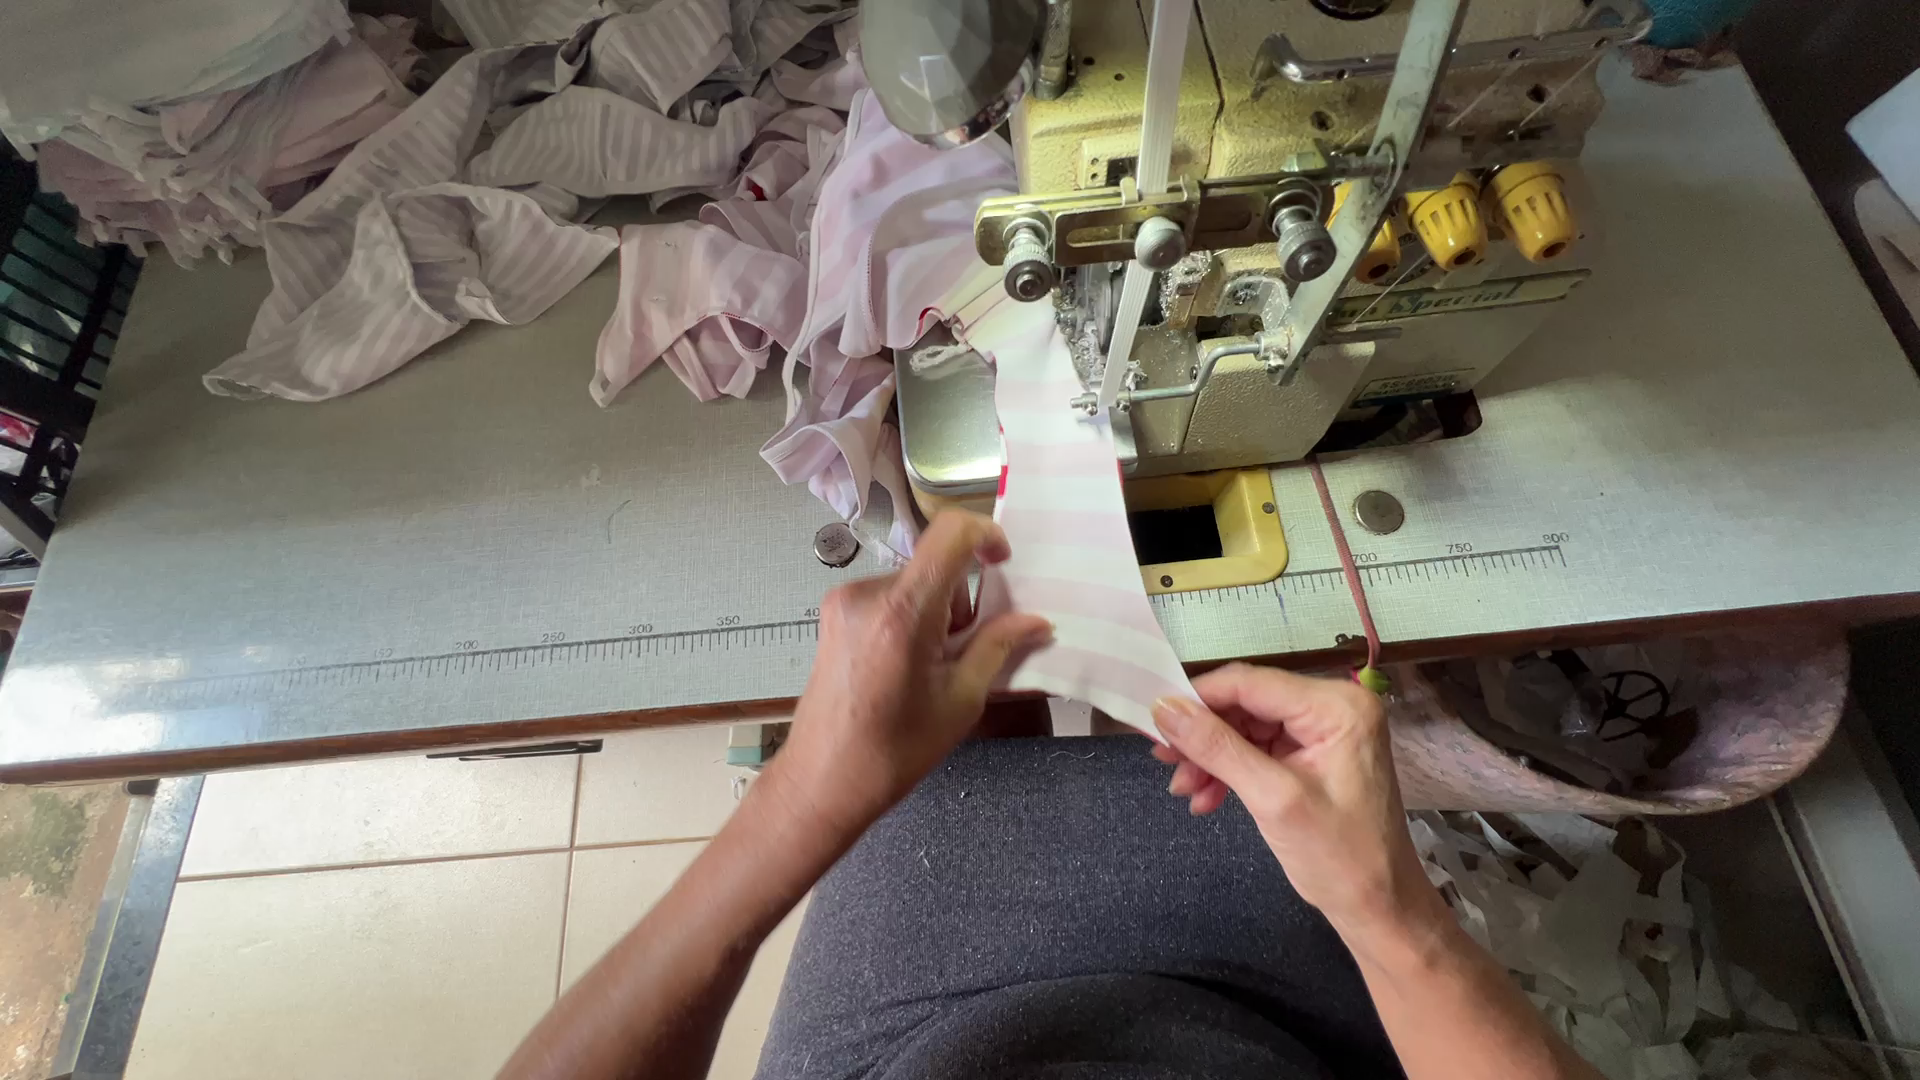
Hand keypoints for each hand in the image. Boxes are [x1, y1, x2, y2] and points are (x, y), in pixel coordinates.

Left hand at [775, 510, 1051, 831]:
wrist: (823, 780)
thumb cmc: (896, 750)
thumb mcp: (962, 700)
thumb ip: (999, 646)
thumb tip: (1038, 622)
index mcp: (903, 612)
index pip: (950, 534)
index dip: (986, 533)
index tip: (1002, 561)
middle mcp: (868, 593)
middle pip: (935, 565)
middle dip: (960, 600)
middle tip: (961, 652)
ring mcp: (844, 599)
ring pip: (914, 581)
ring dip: (934, 610)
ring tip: (928, 665)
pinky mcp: (833, 611)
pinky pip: (889, 594)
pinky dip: (909, 614)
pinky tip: (902, 661)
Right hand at [1151, 664, 1439, 938]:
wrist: (1381, 912)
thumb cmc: (1341, 859)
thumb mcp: (1273, 799)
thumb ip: (1216, 747)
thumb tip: (1163, 709)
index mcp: (1336, 706)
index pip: (1248, 683)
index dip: (1196, 699)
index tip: (1153, 720)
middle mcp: (1329, 706)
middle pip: (1241, 704)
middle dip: (1201, 735)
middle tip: (1165, 760)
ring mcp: (1317, 730)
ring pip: (1240, 726)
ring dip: (1208, 757)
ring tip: (1184, 788)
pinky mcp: (1306, 753)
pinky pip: (1251, 747)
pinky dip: (1225, 770)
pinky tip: (1205, 797)